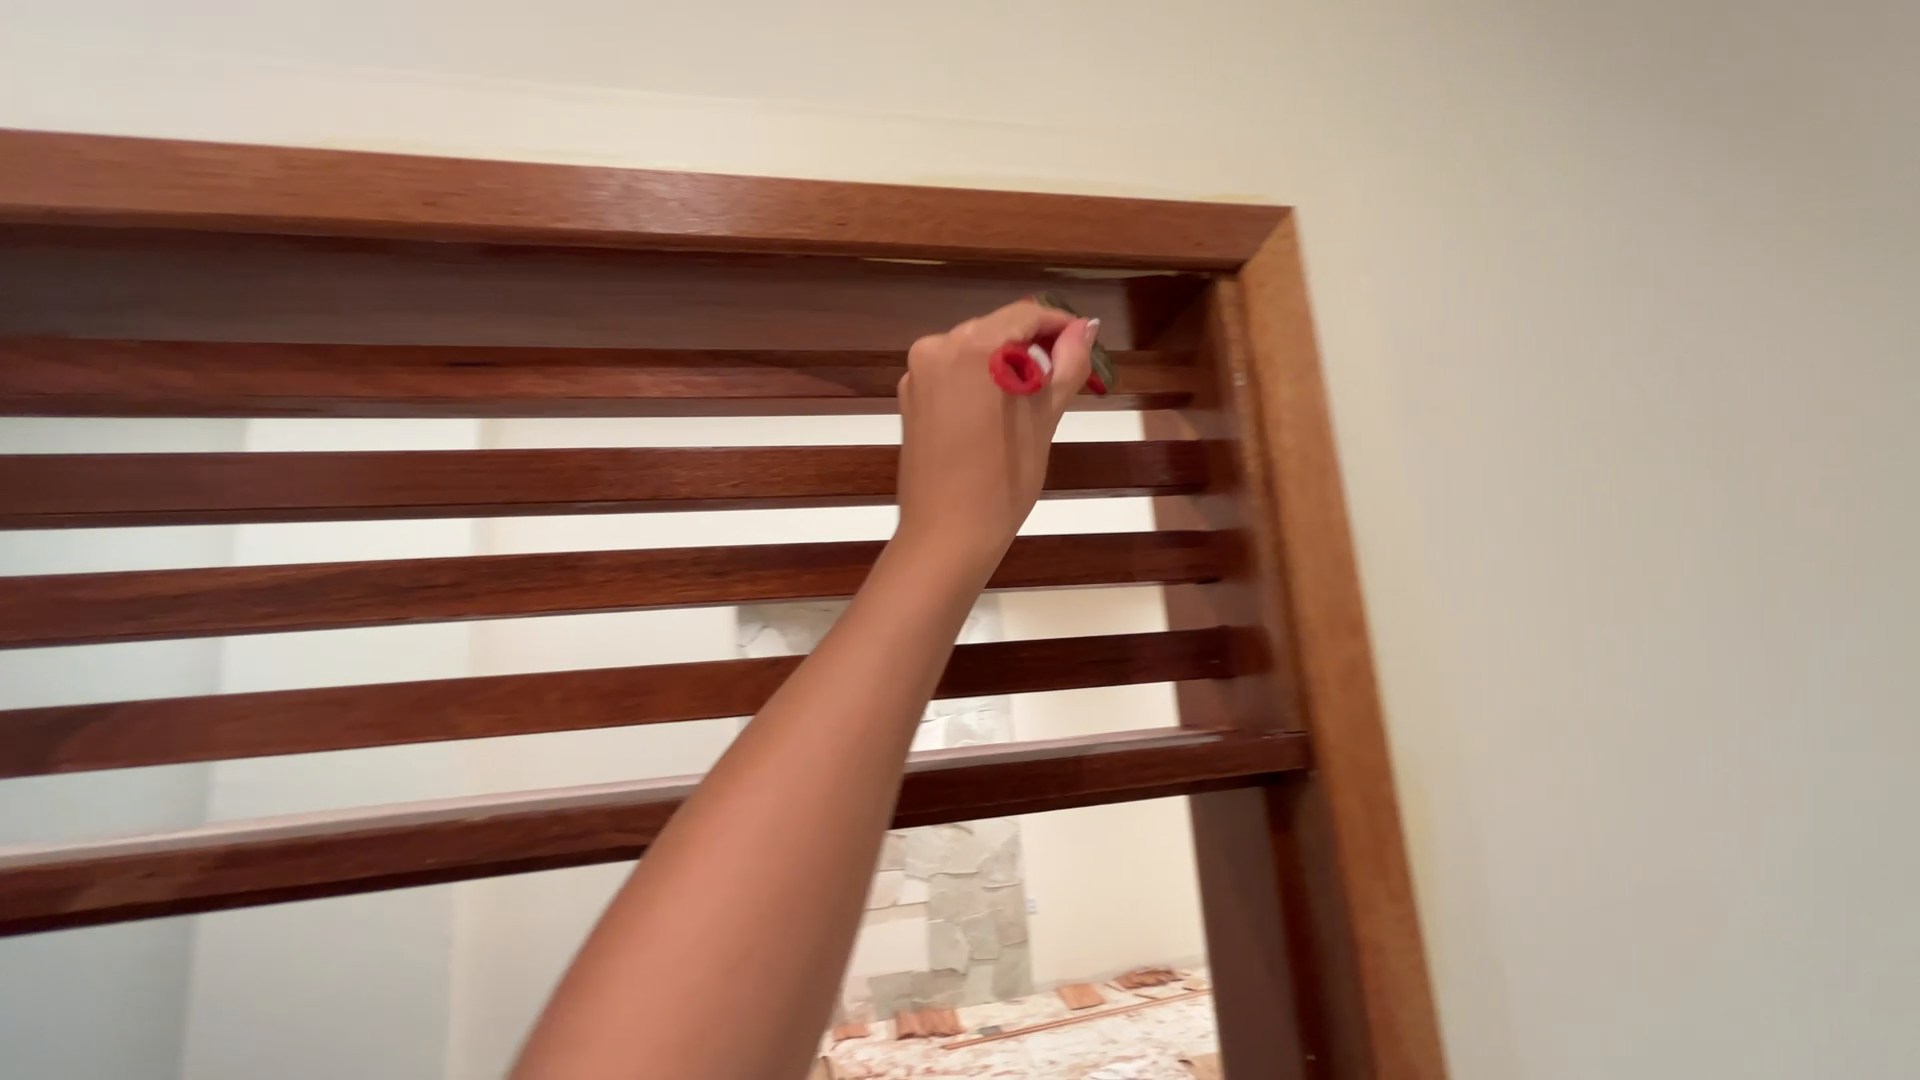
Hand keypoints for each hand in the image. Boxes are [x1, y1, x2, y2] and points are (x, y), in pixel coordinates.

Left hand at [894, 300, 1099, 569]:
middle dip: (1031, 347)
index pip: (1026, 315)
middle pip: (996, 329)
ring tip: (1031, 400)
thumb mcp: (1045, 417)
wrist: (947, 533)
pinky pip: (951, 375)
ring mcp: (917, 374)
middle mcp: (937, 348)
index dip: (1059, 325)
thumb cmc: (1005, 478)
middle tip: (1064, 376)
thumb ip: (1067, 364)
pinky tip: (995, 413)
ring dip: (1004, 365)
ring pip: (972, 351)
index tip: (1084, 342)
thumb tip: (1085, 328)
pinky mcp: (909, 399)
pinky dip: (977, 382)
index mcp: (973, 346)